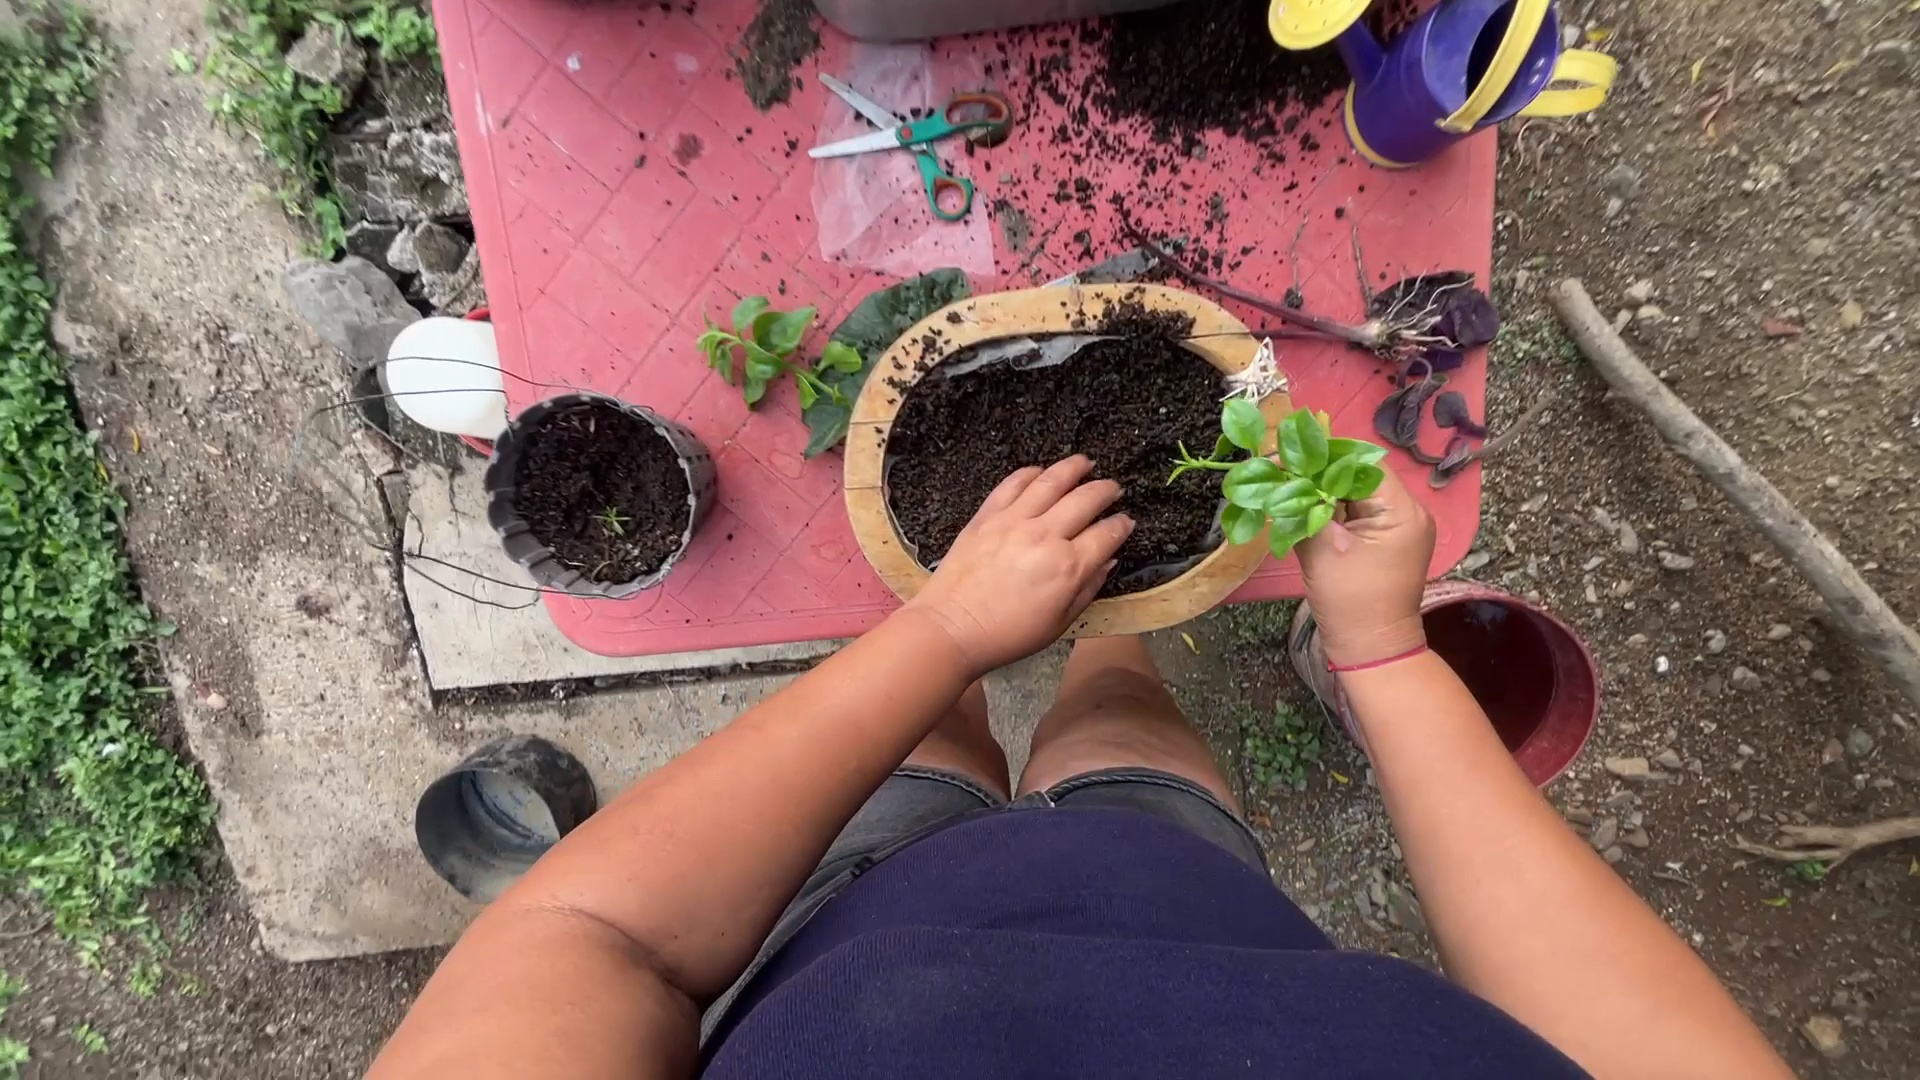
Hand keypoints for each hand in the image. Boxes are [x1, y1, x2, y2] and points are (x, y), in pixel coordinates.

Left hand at [902, 456, 1132, 677]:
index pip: (1107, 534)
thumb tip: (1107, 561)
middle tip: (1113, 488)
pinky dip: (1031, 473)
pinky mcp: (987, 516)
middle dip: (1106, 490)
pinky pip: (1013, 483)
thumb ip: (1088, 588)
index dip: (1122, 525)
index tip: (1126, 521)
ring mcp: (1014, 521)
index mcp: (1068, 567)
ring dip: (1073, 467)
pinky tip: (1041, 471)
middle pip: (1085, 499)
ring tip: (1085, 463)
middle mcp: (1045, 536)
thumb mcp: (1059, 622)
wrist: (952, 628)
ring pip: (1052, 481)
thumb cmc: (1007, 634)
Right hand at [1294, 466, 1434, 667]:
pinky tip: (1298, 510)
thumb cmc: (1350, 601)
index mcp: (1401, 511)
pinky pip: (1351, 514)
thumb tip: (1281, 477)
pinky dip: (1324, 510)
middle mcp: (1405, 513)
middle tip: (1278, 471)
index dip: (1324, 456)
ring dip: (1318, 491)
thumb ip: (1305, 509)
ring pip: (1351, 494)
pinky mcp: (1379, 541)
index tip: (1286, 457)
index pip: (1363, 464)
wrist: (1369, 647)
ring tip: (1283, 487)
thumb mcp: (1323, 550)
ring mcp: (1393, 528)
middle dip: (1316, 473)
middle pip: (1356, 476)